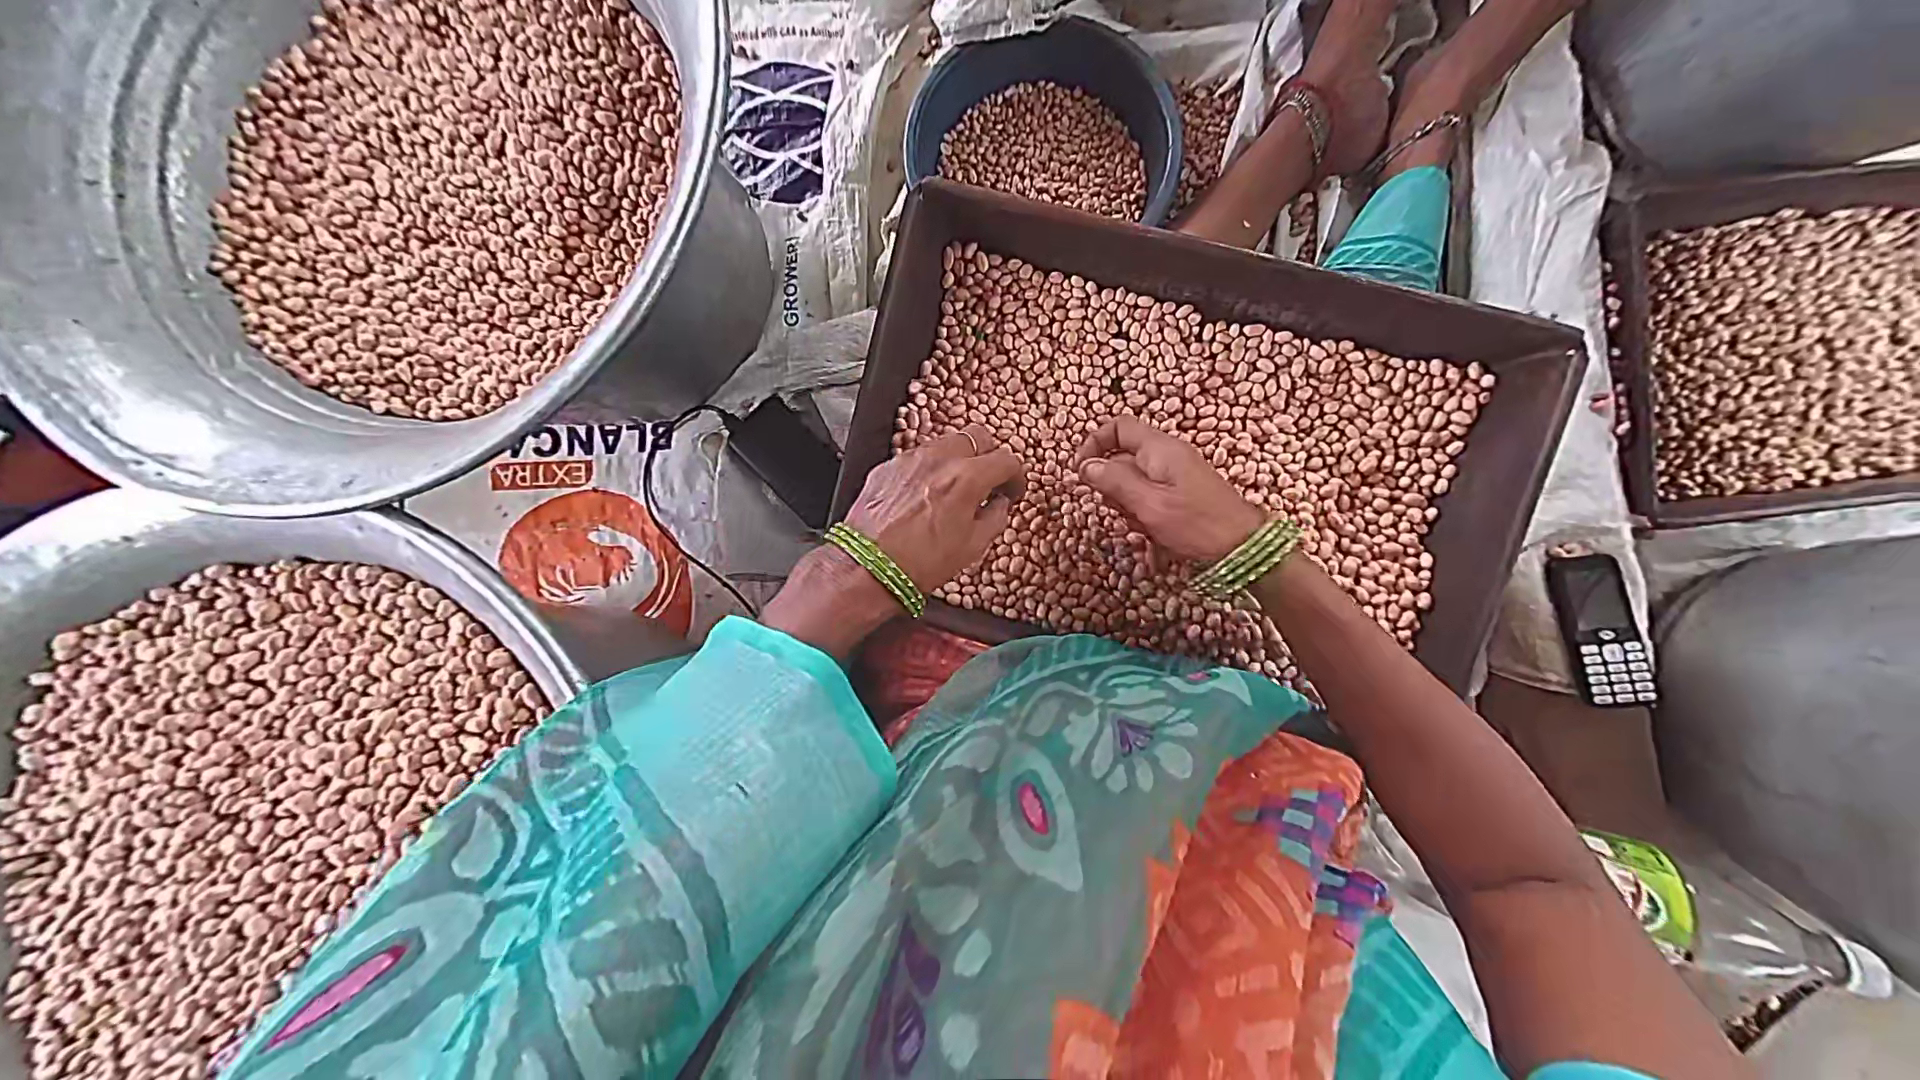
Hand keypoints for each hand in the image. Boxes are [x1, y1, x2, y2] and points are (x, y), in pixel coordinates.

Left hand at [844, 424, 1026, 590]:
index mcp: (966, 478)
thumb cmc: (919, 563)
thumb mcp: (972, 547)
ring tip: (955, 490)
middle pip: (977, 436)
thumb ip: (995, 518)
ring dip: (958, 461)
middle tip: (988, 482)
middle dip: (988, 457)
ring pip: (945, 444)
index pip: (1006, 459)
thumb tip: (1000, 505)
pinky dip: (928, 470)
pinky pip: (917, 458)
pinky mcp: (887, 467)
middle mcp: (938, 459)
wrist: (867, 569)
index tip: (1012, 491)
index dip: (1015, 477)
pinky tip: (925, 496)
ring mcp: (909, 459)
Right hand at [1072, 415, 1263, 563]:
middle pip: (1121, 457)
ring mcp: (1174, 473)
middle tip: (1120, 508)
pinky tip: (1152, 528)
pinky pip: (1148, 494)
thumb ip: (1114, 481)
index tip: (1081, 471)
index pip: (1118, 427)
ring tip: (1142, 522)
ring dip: (1126, 502)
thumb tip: (1086, 466)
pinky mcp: (1179, 492)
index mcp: (1159, 449)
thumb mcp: (1148, 504)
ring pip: (1132, 480)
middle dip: (1111, 484)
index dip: (1094, 444)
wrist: (1242, 546)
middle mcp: (1166, 455)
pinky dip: (1142, 510)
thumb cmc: (1197, 524)